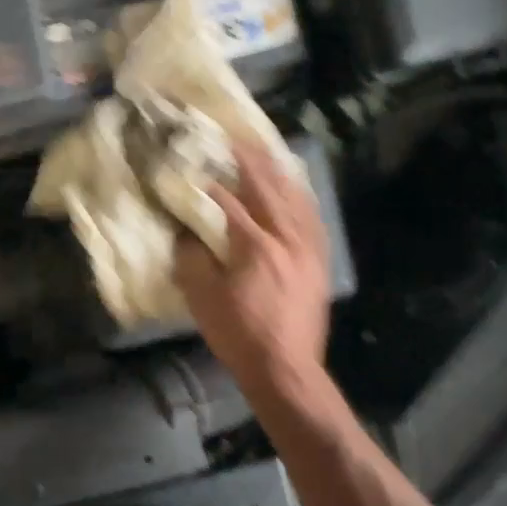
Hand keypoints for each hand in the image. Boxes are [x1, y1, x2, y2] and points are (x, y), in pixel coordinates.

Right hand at [175, 138, 330, 387]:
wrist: (285, 366)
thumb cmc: (238, 332)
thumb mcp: (202, 297)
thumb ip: (193, 259)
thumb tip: (187, 234)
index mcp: (255, 245)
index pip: (232, 203)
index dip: (214, 184)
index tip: (199, 165)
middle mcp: (287, 239)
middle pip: (271, 191)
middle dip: (253, 163)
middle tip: (239, 139)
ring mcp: (309, 249)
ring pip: (297, 200)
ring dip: (280, 175)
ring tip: (267, 155)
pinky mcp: (319, 261)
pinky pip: (312, 218)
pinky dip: (300, 198)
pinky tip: (295, 192)